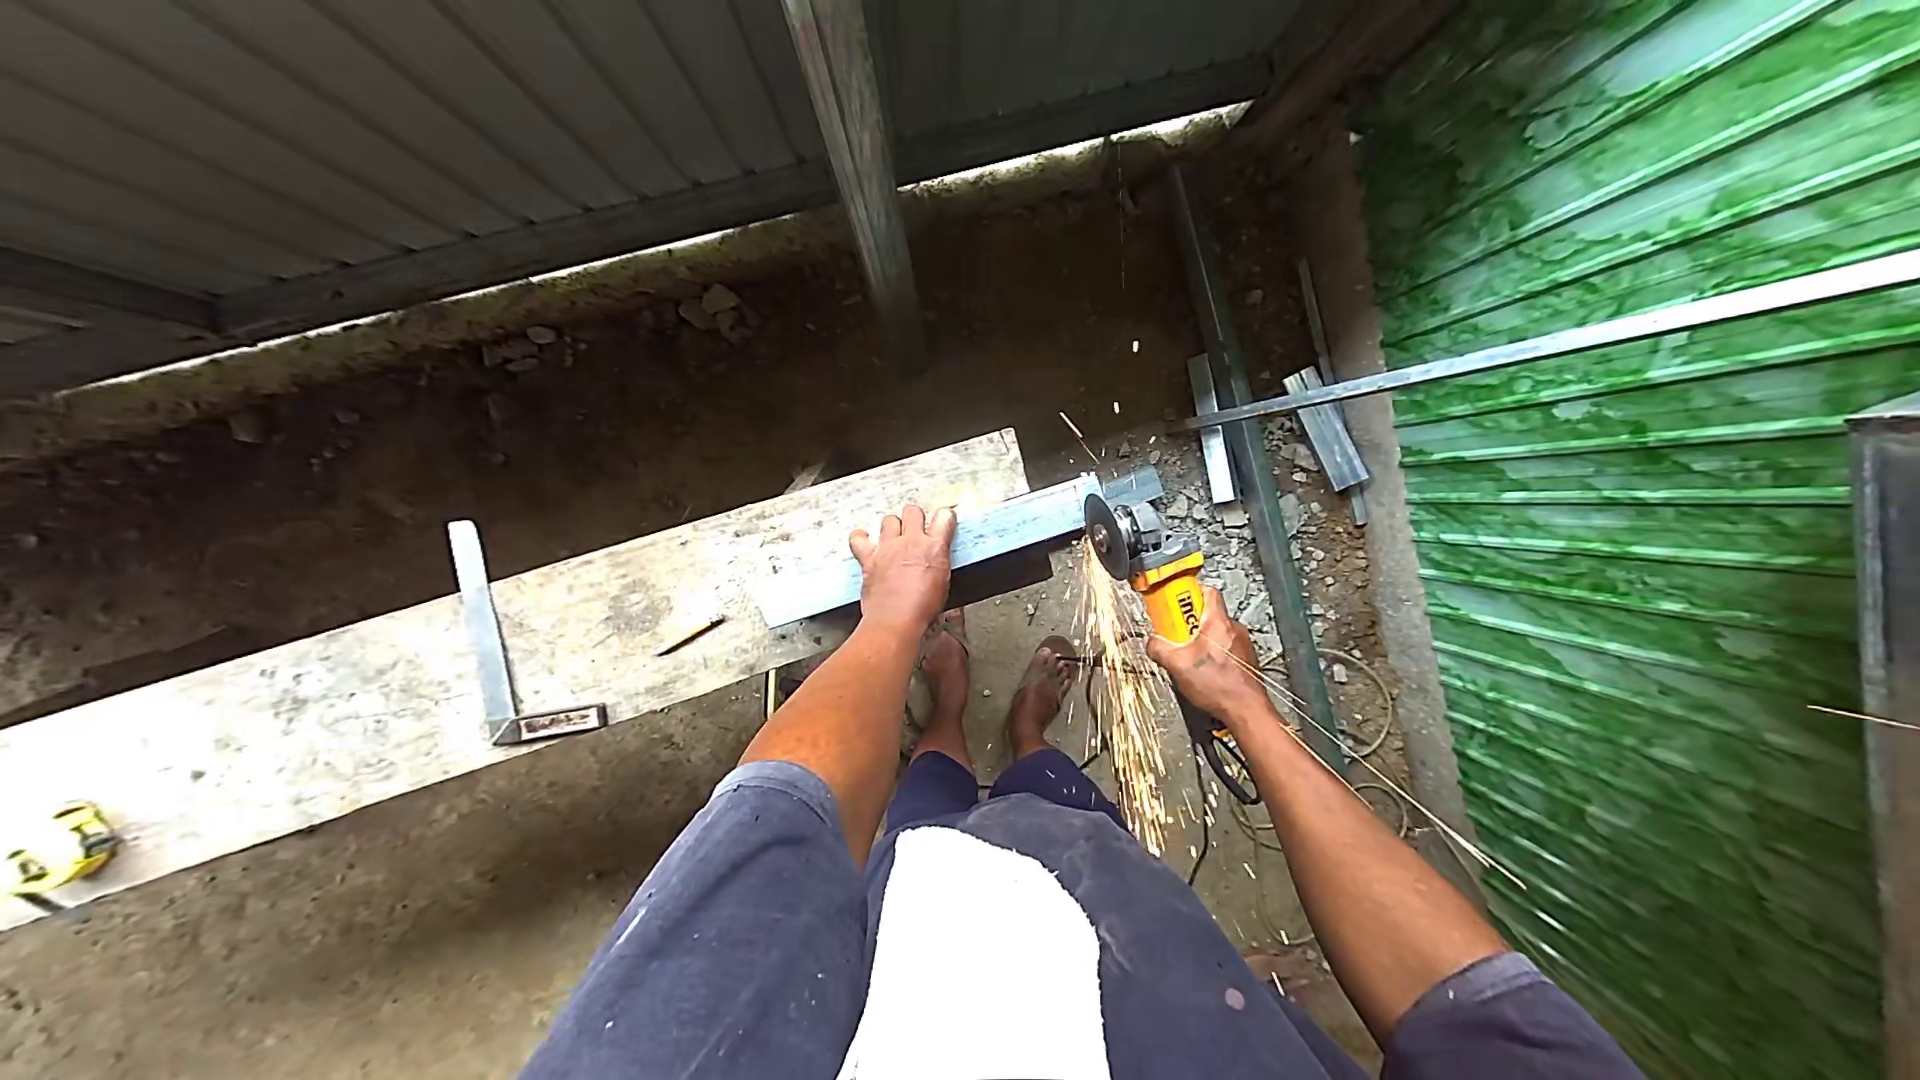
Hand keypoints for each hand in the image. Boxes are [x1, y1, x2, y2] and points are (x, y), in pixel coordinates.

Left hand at [849, 503, 955, 633]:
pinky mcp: (870, 558)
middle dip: (914, 517)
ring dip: (892, 526)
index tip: (942, 520)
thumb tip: (935, 560)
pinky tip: (864, 540)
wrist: (896, 621)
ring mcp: (888, 548)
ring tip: (893, 536)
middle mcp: (911, 542)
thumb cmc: (921, 610)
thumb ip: (938, 564)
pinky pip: (859, 538)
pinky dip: (860, 538)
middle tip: (915, 528)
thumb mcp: (943, 584)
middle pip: (912, 511)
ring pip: (889, 519)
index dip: (944, 517)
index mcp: (935, 548)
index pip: (944, 517)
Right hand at [1146, 585, 1268, 723]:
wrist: (1246, 711)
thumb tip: (1152, 642)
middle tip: (1176, 638)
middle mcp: (1233, 629)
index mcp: (1218, 622)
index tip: (1173, 604)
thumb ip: (1158, 648)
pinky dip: (1211, 653)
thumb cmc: (1221, 687)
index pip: (1206, 590)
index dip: (1187, 594)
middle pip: (1206, 613)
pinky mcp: (1244, 658)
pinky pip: (1223, 646)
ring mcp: (1241, 644)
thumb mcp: (1177, 666)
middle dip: (1187, 624)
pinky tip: (1203, 670)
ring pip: (1214, 631)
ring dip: (1199, 640)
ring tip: (1189, 658)